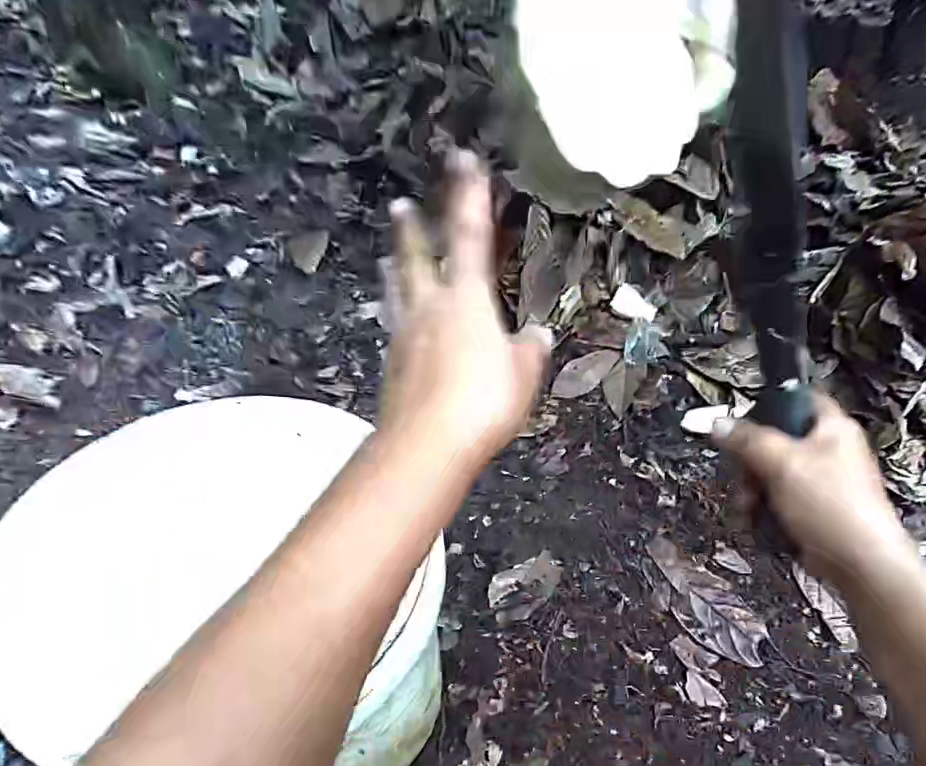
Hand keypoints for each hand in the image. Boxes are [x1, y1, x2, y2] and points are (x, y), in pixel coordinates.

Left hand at [379, 151, 550, 466]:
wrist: (427, 443)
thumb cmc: (483, 403)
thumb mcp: (522, 376)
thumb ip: (530, 351)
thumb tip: (538, 334)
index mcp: (467, 300)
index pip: (469, 237)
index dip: (469, 197)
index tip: (464, 161)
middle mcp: (430, 308)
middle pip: (418, 258)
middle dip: (413, 228)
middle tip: (401, 206)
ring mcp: (405, 335)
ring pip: (398, 291)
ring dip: (395, 268)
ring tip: (388, 256)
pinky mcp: (393, 364)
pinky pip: (394, 325)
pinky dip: (395, 312)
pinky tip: (396, 319)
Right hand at [713, 394, 908, 583]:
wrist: (859, 561)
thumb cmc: (835, 508)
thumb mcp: (782, 464)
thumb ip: (747, 439)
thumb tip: (718, 423)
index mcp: (831, 426)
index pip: (796, 398)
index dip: (768, 406)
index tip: (744, 424)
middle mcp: (828, 451)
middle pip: (774, 442)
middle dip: (751, 464)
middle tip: (746, 478)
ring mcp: (821, 482)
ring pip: (772, 475)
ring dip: (754, 492)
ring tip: (752, 507)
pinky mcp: (813, 510)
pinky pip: (778, 502)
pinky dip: (766, 512)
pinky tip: (762, 522)